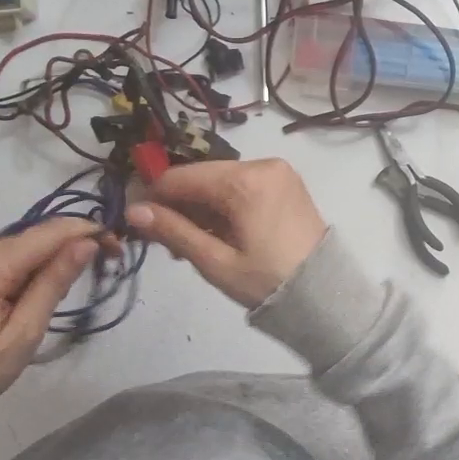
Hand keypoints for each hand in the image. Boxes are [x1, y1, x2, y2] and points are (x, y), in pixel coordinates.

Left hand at [0, 218, 101, 440]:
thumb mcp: (24, 334)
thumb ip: (54, 284)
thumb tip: (87, 243)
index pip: (47, 233)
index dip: (86, 232)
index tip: (116, 243)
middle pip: (26, 240)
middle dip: (61, 251)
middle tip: (90, 273)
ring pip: (6, 250)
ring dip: (33, 264)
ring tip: (44, 299)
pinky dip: (6, 271)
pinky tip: (10, 300)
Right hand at [126, 159, 326, 306]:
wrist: (325, 295)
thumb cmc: (268, 282)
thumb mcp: (216, 262)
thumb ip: (174, 232)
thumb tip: (133, 211)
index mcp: (246, 180)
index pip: (181, 177)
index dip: (154, 198)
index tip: (138, 222)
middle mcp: (263, 165)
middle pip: (202, 177)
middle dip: (180, 205)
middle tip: (168, 243)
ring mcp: (279, 172)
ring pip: (221, 181)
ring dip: (202, 207)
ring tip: (192, 244)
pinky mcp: (287, 184)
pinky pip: (244, 186)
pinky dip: (226, 205)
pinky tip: (218, 233)